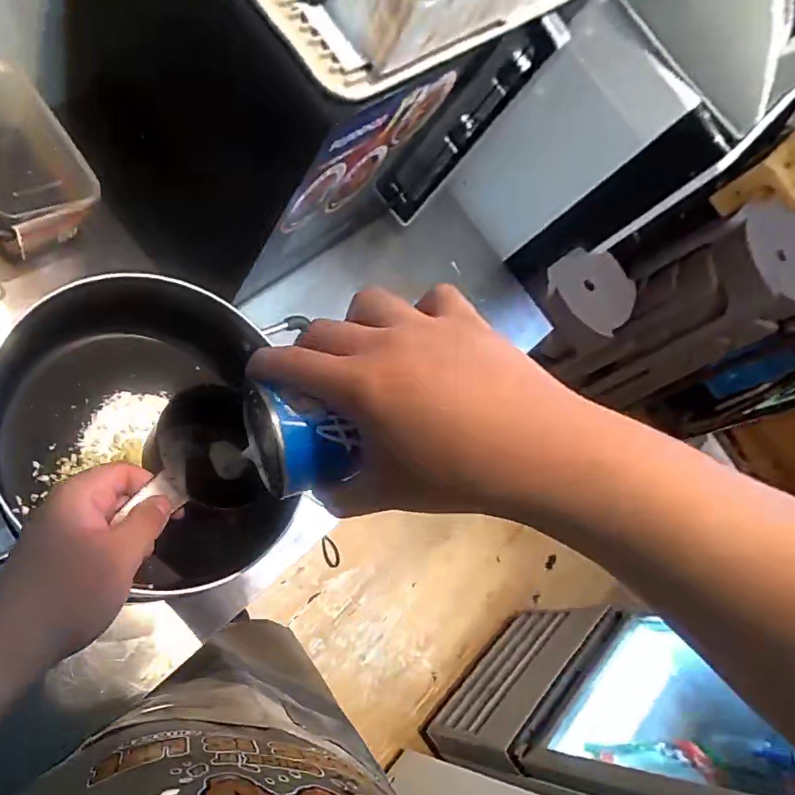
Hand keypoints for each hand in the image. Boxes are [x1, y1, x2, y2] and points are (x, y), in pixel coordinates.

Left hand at [0, 463, 171, 661]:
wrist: (19, 638)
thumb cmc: (74, 591)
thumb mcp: (121, 555)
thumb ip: (146, 521)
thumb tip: (162, 499)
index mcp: (76, 495)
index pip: (122, 471)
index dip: (151, 486)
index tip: (173, 512)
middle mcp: (62, 507)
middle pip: (113, 496)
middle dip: (139, 518)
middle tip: (147, 550)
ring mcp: (54, 533)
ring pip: (104, 524)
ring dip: (124, 542)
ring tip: (128, 571)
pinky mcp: (53, 557)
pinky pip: (89, 544)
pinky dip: (107, 557)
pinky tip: (110, 582)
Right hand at [248, 285, 589, 518]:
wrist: (538, 453)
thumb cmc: (456, 477)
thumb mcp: (388, 494)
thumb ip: (344, 493)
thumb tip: (324, 491)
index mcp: (359, 385)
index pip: (293, 364)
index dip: (266, 366)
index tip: (257, 371)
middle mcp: (384, 344)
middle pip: (324, 329)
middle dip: (306, 348)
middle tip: (312, 374)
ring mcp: (427, 326)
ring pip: (371, 302)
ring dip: (357, 322)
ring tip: (369, 349)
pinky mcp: (467, 321)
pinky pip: (431, 300)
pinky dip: (419, 314)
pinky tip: (428, 338)